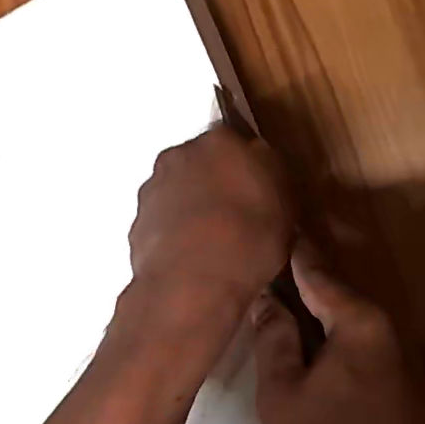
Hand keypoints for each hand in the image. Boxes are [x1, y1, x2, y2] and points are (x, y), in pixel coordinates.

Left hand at [129, 128, 291, 312]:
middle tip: (239, 217)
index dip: (248, 167)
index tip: (259, 192)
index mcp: (220, 141)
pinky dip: (176, 235)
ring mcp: (153, 191)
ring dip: (194, 210)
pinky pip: (164, 225)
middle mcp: (179, 156)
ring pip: (179, 193)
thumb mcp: (286, 202)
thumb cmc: (249, 237)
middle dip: (216, 184)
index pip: (236, 141)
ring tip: (217, 245)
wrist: (194, 282)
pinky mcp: (137, 226)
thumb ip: (271, 171)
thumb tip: (259, 160)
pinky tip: (195, 260)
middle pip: (201, 164)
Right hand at [251, 246, 424, 423]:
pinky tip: (316, 350)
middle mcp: (391, 326)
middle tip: (266, 269)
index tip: (271, 227)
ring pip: (353, 319)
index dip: (291, 249)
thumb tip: (267, 300)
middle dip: (304, 279)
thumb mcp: (284, 400)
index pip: (318, 269)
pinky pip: (367, 344)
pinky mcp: (411, 380)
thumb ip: (274, 342)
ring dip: (321, 312)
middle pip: (339, 290)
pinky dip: (340, 338)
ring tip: (283, 306)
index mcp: (361, 321)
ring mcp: (407, 354)